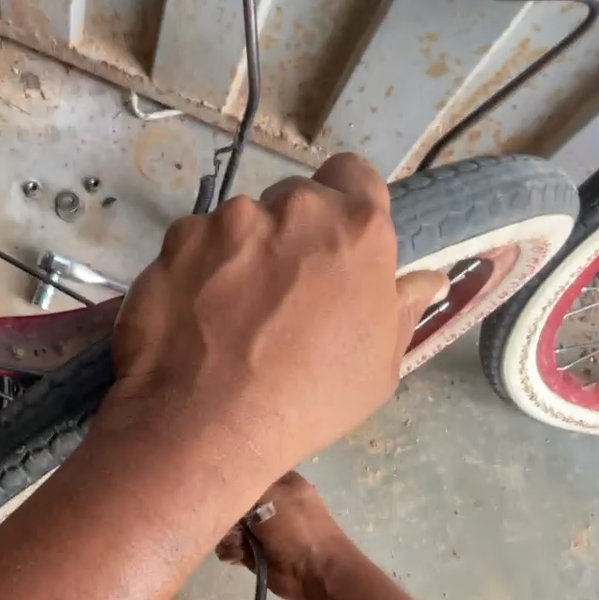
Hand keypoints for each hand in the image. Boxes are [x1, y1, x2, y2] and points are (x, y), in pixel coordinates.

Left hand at [102, 153, 448, 480]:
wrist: (205, 423)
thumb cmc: (306, 400)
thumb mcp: (378, 366)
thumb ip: (400, 308)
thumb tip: (425, 279)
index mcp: (356, 228)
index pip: (353, 176)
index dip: (341, 207)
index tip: (329, 245)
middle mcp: (290, 208)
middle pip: (291, 200)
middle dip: (286, 234)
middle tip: (275, 291)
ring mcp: (224, 222)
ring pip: (235, 224)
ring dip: (235, 253)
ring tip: (224, 312)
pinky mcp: (173, 243)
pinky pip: (188, 246)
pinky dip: (190, 271)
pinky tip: (188, 315)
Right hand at [214, 472, 346, 599]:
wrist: (314, 572)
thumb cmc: (297, 527)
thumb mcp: (271, 495)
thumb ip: (241, 486)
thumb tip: (221, 494)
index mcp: (280, 483)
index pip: (248, 473)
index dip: (234, 481)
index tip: (225, 489)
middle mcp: (269, 503)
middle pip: (232, 501)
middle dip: (227, 513)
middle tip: (234, 522)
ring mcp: (260, 528)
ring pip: (227, 524)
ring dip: (228, 534)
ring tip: (239, 543)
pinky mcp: (252, 551)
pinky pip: (228, 545)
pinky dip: (230, 550)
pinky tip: (239, 555)